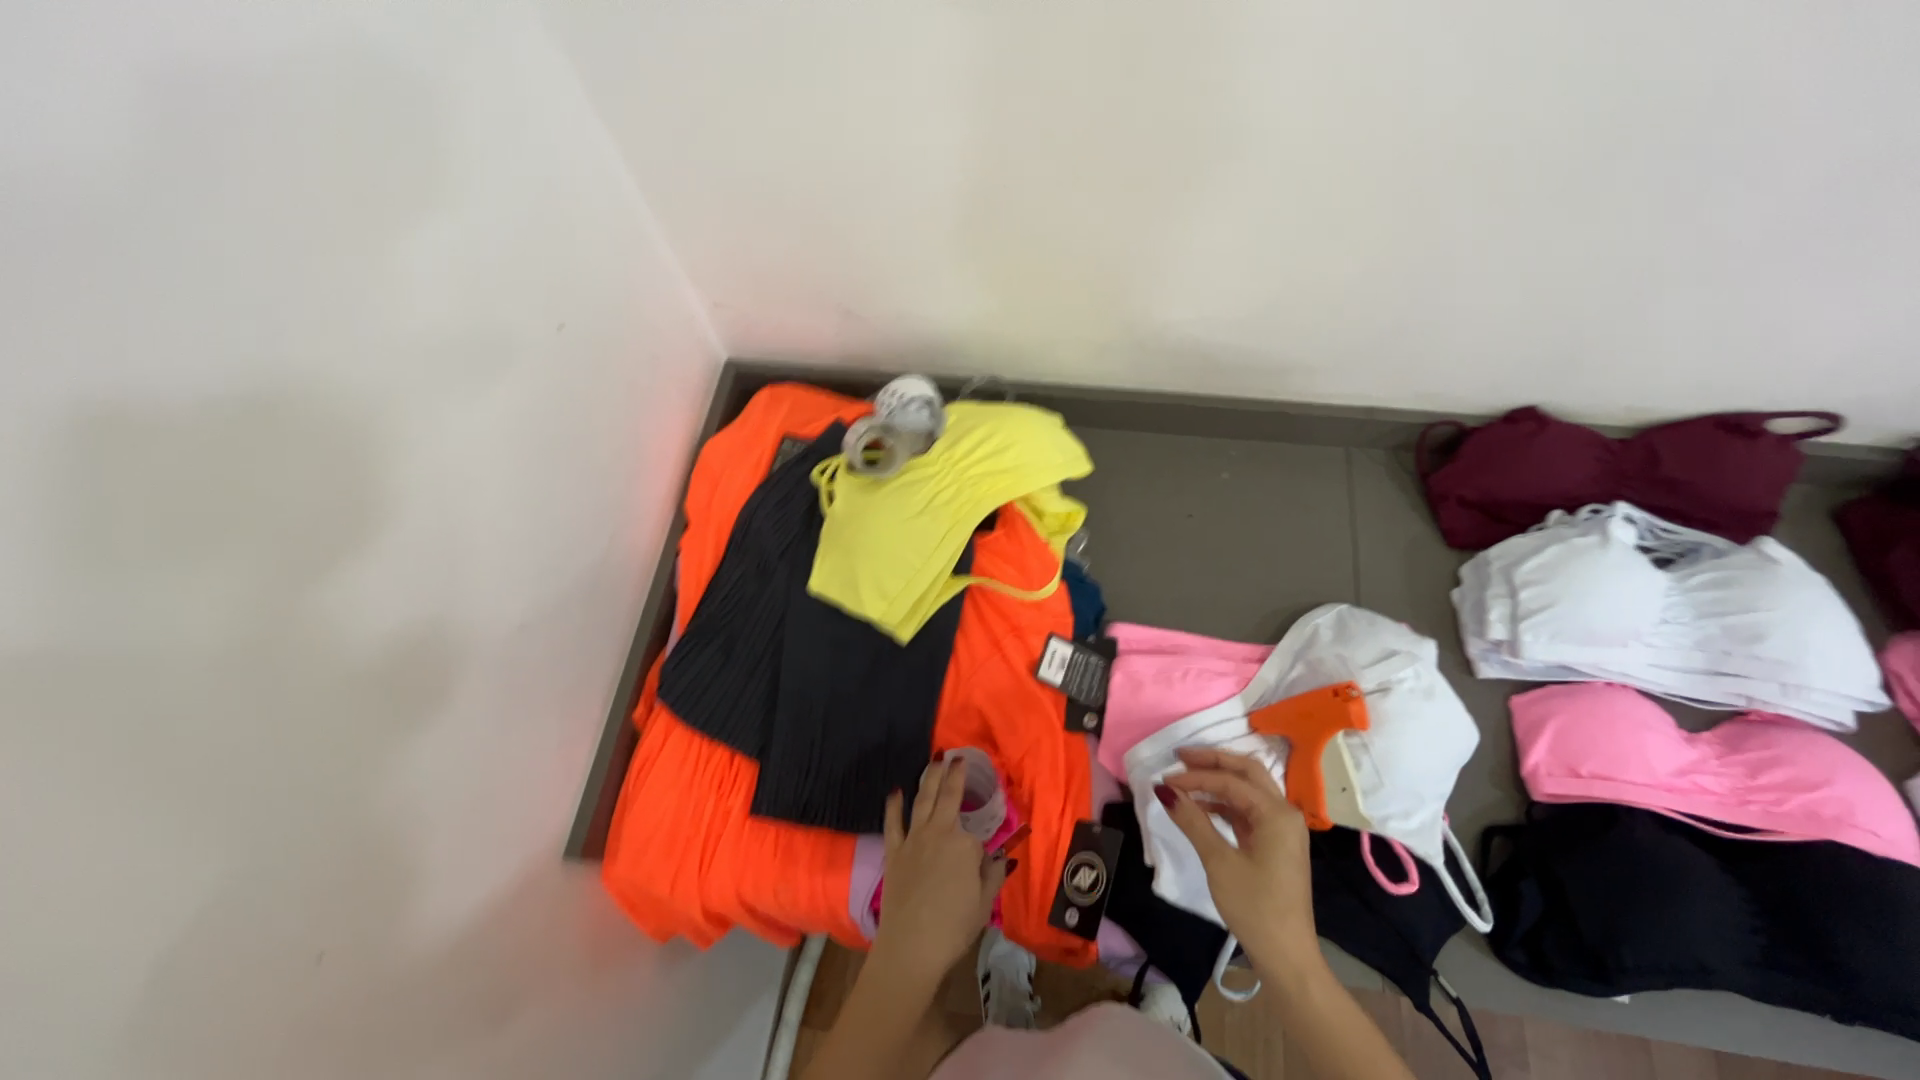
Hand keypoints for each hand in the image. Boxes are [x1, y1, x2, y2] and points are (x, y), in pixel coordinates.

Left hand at [871, 756, 1010, 989]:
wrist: (911, 945)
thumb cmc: (953, 926)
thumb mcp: (984, 904)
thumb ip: (993, 875)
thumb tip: (1001, 858)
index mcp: (966, 845)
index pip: (976, 837)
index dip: (979, 850)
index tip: (980, 862)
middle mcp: (940, 833)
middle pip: (949, 798)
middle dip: (954, 775)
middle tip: (956, 757)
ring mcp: (914, 840)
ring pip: (923, 801)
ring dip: (929, 779)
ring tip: (934, 760)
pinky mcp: (894, 851)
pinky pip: (893, 823)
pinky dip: (894, 806)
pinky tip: (895, 791)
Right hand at [1156, 746, 1317, 972]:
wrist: (1286, 954)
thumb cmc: (1254, 906)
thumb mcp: (1218, 862)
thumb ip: (1193, 821)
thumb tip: (1164, 790)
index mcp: (1277, 813)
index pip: (1231, 781)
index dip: (1196, 776)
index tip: (1164, 780)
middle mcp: (1285, 813)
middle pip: (1248, 772)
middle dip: (1213, 762)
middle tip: (1180, 758)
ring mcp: (1282, 829)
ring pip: (1249, 790)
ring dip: (1218, 782)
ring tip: (1185, 782)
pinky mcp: (1275, 844)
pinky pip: (1249, 811)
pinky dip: (1225, 804)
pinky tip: (1201, 808)